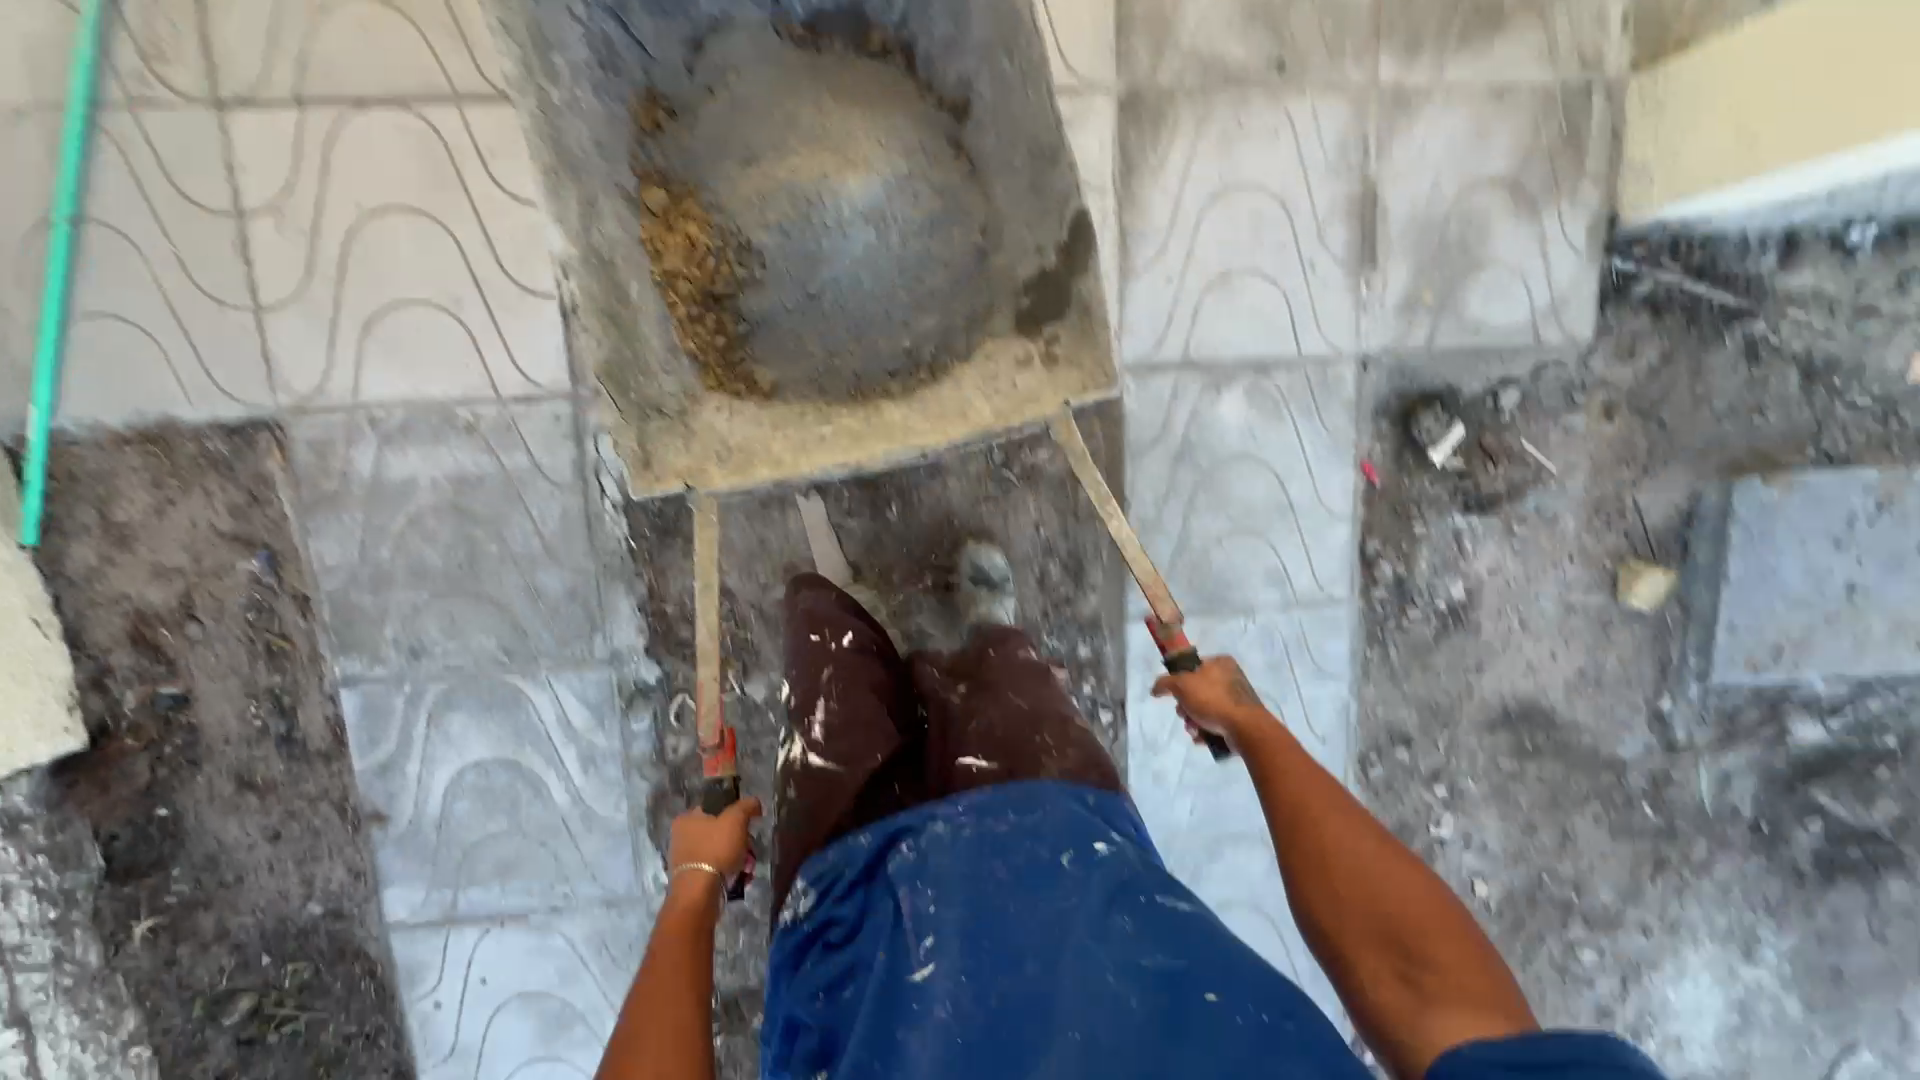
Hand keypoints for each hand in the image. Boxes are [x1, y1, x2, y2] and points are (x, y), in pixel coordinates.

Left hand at [668, 797, 762, 883]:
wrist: (699, 894)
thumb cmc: (716, 850)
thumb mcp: (736, 819)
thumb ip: (746, 806)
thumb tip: (753, 803)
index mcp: (686, 819)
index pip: (716, 808)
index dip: (736, 815)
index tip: (748, 825)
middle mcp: (682, 837)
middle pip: (721, 832)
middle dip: (741, 841)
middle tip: (751, 849)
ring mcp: (686, 859)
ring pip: (721, 851)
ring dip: (739, 858)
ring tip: (748, 867)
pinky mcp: (693, 878)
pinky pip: (716, 869)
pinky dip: (731, 871)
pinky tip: (742, 877)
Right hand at [1151, 656, 1273, 747]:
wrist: (1244, 727)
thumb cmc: (1212, 699)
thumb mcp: (1181, 684)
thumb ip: (1164, 683)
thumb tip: (1155, 689)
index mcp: (1221, 663)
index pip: (1192, 667)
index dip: (1180, 680)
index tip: (1176, 694)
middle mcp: (1231, 678)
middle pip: (1195, 691)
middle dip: (1185, 707)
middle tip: (1185, 713)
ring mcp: (1237, 700)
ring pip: (1203, 709)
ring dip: (1192, 721)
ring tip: (1194, 729)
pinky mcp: (1239, 719)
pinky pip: (1214, 723)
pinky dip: (1205, 731)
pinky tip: (1203, 737)